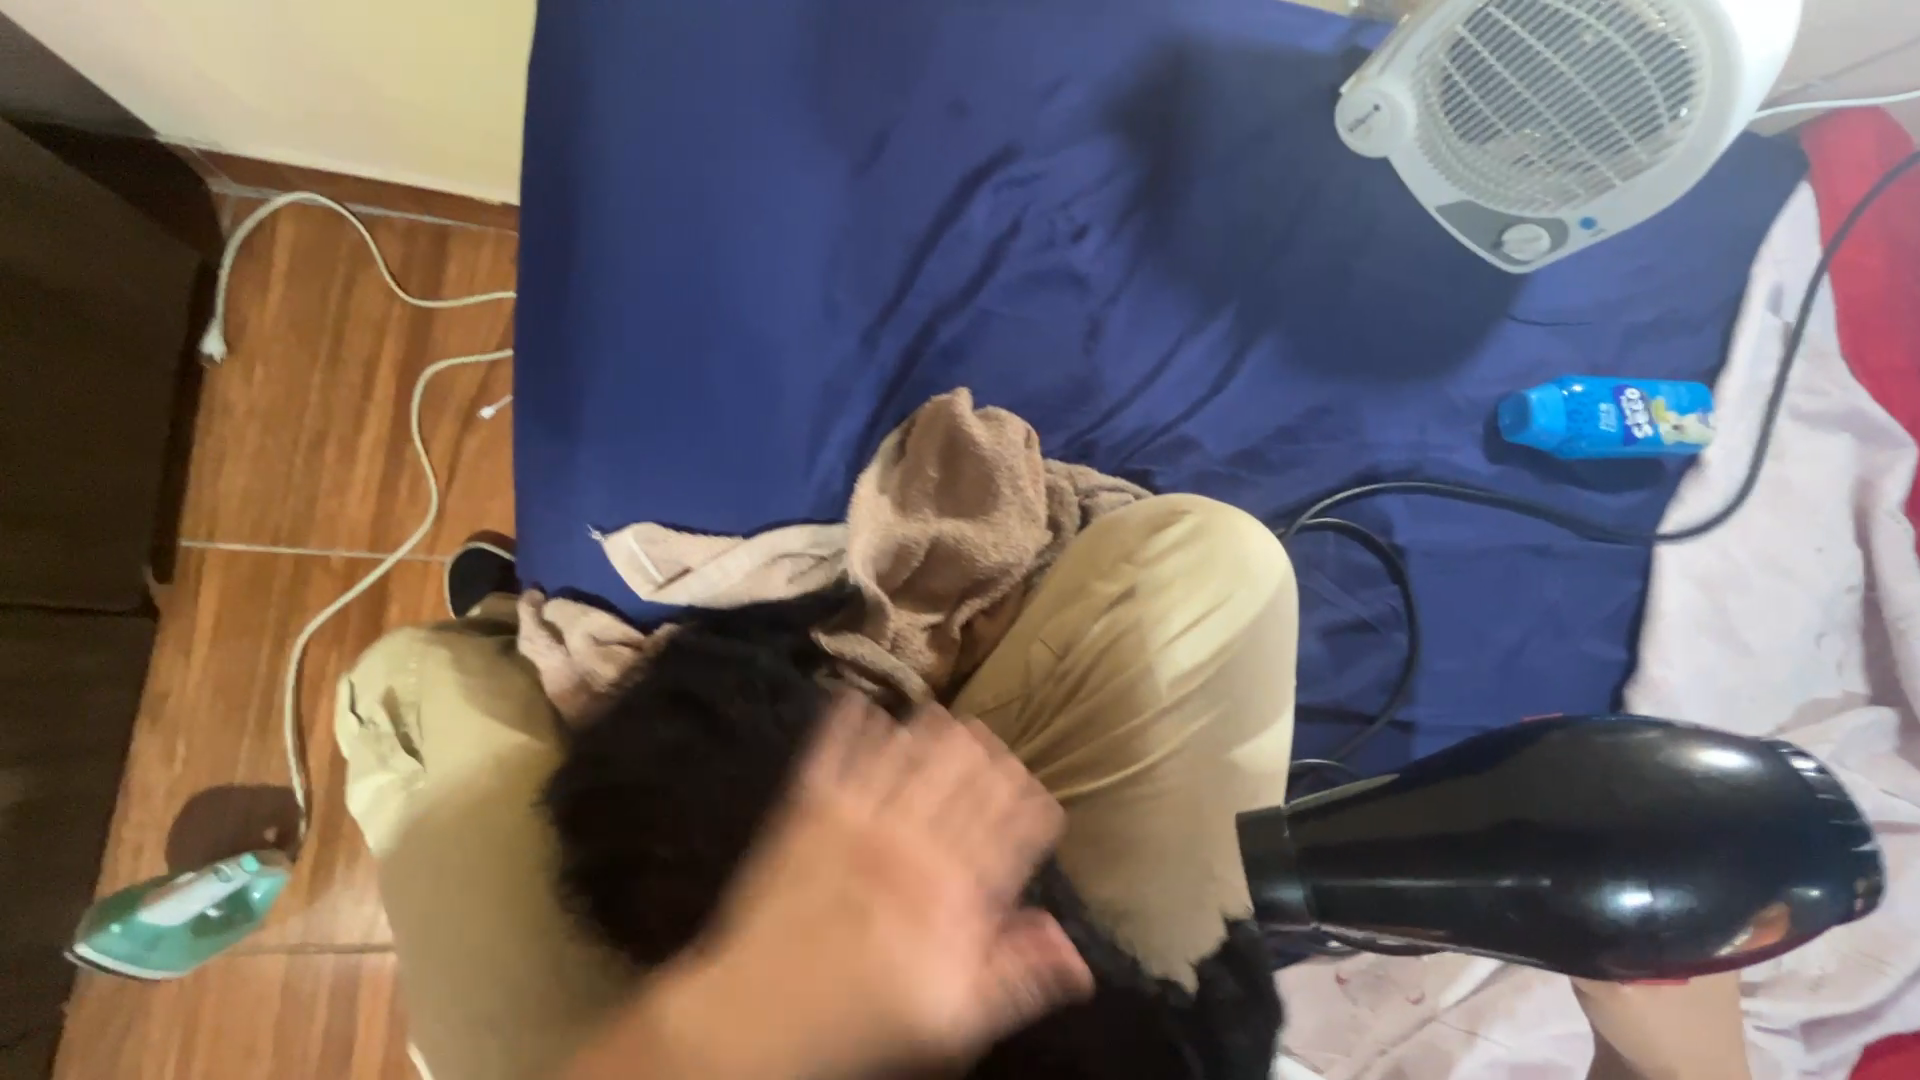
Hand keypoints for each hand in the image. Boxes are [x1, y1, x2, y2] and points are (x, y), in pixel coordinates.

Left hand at [582, 694, 1093, 1079]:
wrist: (753, 1018)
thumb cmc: (857, 1021)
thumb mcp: (950, 1020)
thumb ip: (1015, 978)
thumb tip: (1077, 956)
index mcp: (952, 891)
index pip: (1010, 831)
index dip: (1030, 807)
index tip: (1038, 796)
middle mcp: (913, 840)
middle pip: (966, 779)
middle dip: (989, 760)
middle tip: (998, 748)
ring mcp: (860, 817)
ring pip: (911, 754)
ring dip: (933, 732)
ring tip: (949, 717)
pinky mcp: (809, 808)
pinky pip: (834, 750)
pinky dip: (849, 722)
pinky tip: (861, 700)